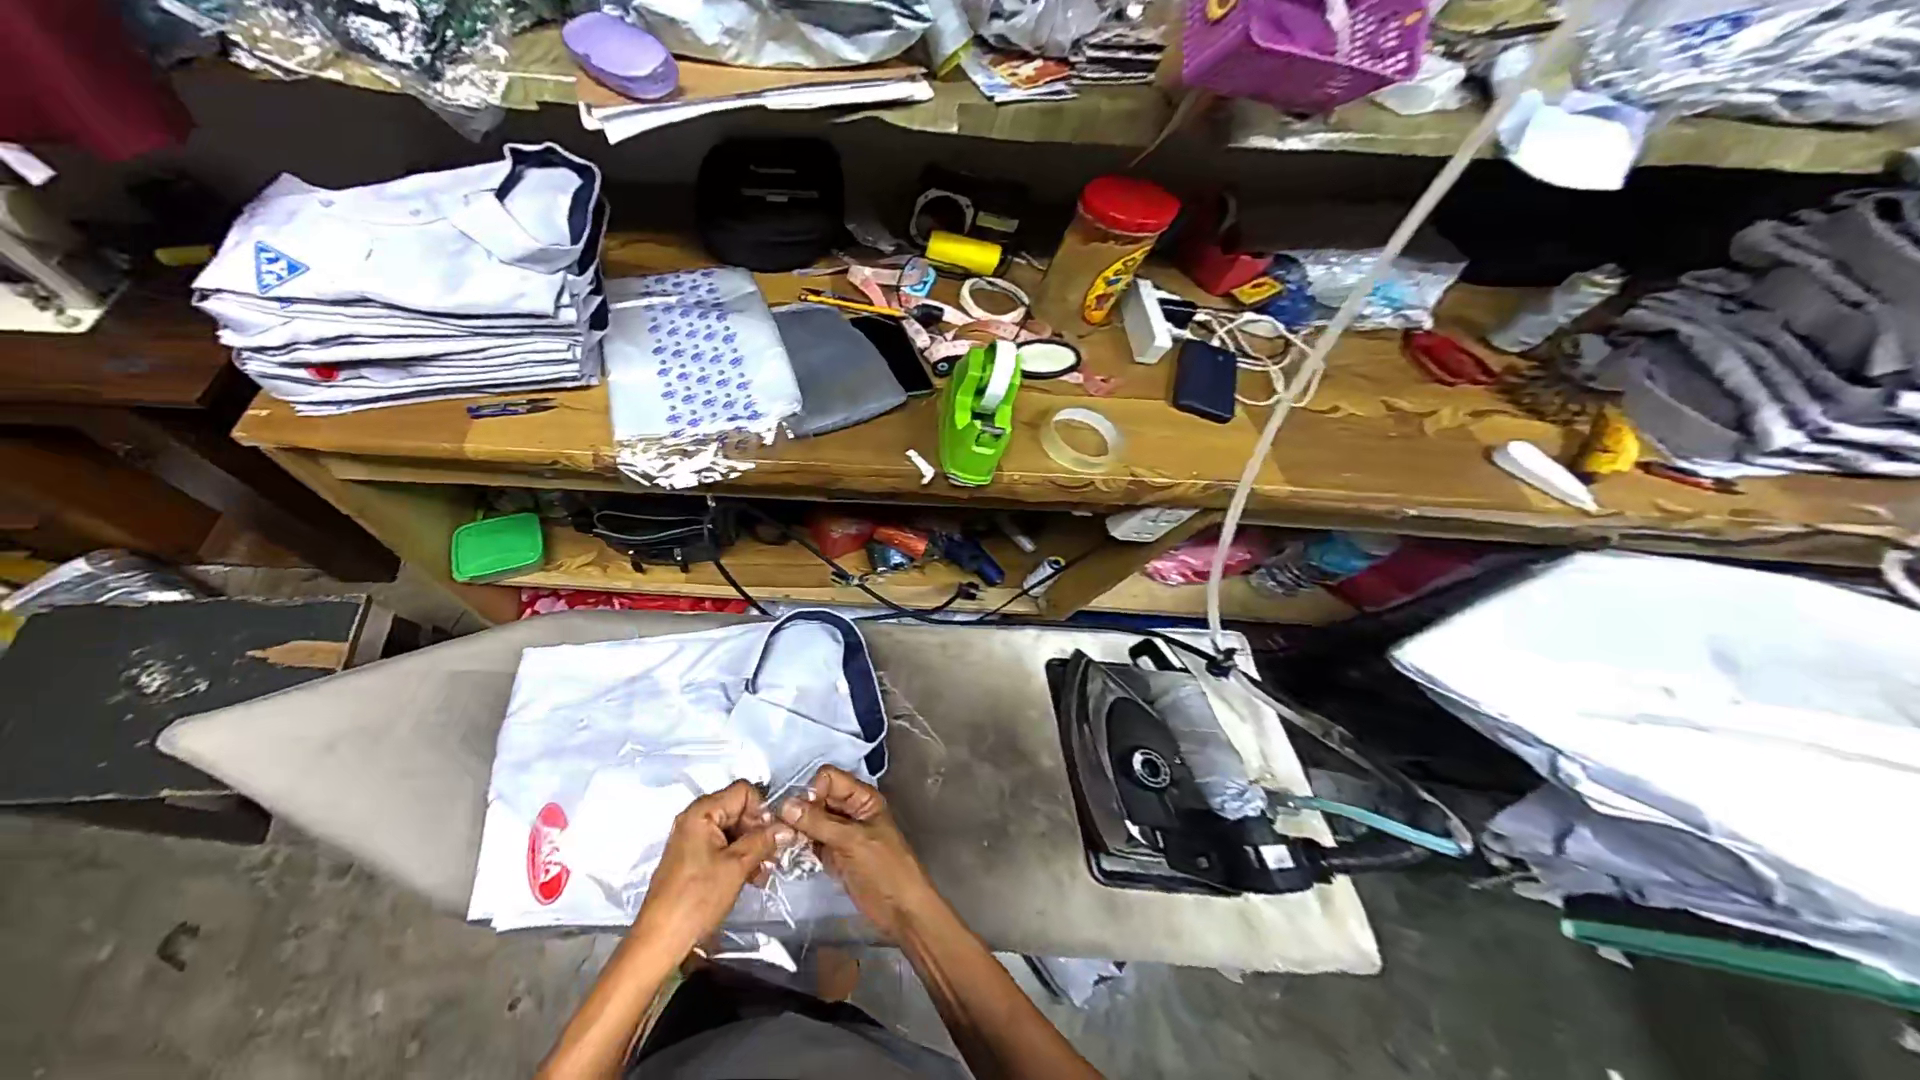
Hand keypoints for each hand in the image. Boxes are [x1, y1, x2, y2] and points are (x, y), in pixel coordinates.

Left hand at [634, 780, 784, 952]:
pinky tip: (752, 877)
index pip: (744, 791)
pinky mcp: (692, 858)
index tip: (771, 836)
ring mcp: (692, 839)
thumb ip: (764, 840)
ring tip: (764, 871)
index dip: (762, 810)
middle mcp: (695, 818)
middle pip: (739, 809)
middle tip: (772, 855)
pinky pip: (723, 846)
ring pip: (733, 829)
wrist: (660, 941)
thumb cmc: (697, 898)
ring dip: (752, 846)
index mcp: (702, 812)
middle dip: (759, 830)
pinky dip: (739, 857)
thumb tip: (788, 828)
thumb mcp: (737, 866)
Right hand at [778, 765, 941, 941]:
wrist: (900, 910)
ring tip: (780, 841)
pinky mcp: (831, 854)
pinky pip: (810, 841)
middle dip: (797, 810)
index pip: (829, 779)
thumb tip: (785, 805)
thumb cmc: (885, 869)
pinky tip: (785, 851)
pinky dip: (798, 845)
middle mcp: (849, 810)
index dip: (811, 790)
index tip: (796, 811)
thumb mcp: (853, 841)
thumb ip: (820, 822)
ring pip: (810, 820)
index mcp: (862, 798)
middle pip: (816, 798)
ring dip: (795, 828)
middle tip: (779, 828)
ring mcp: (839, 833)